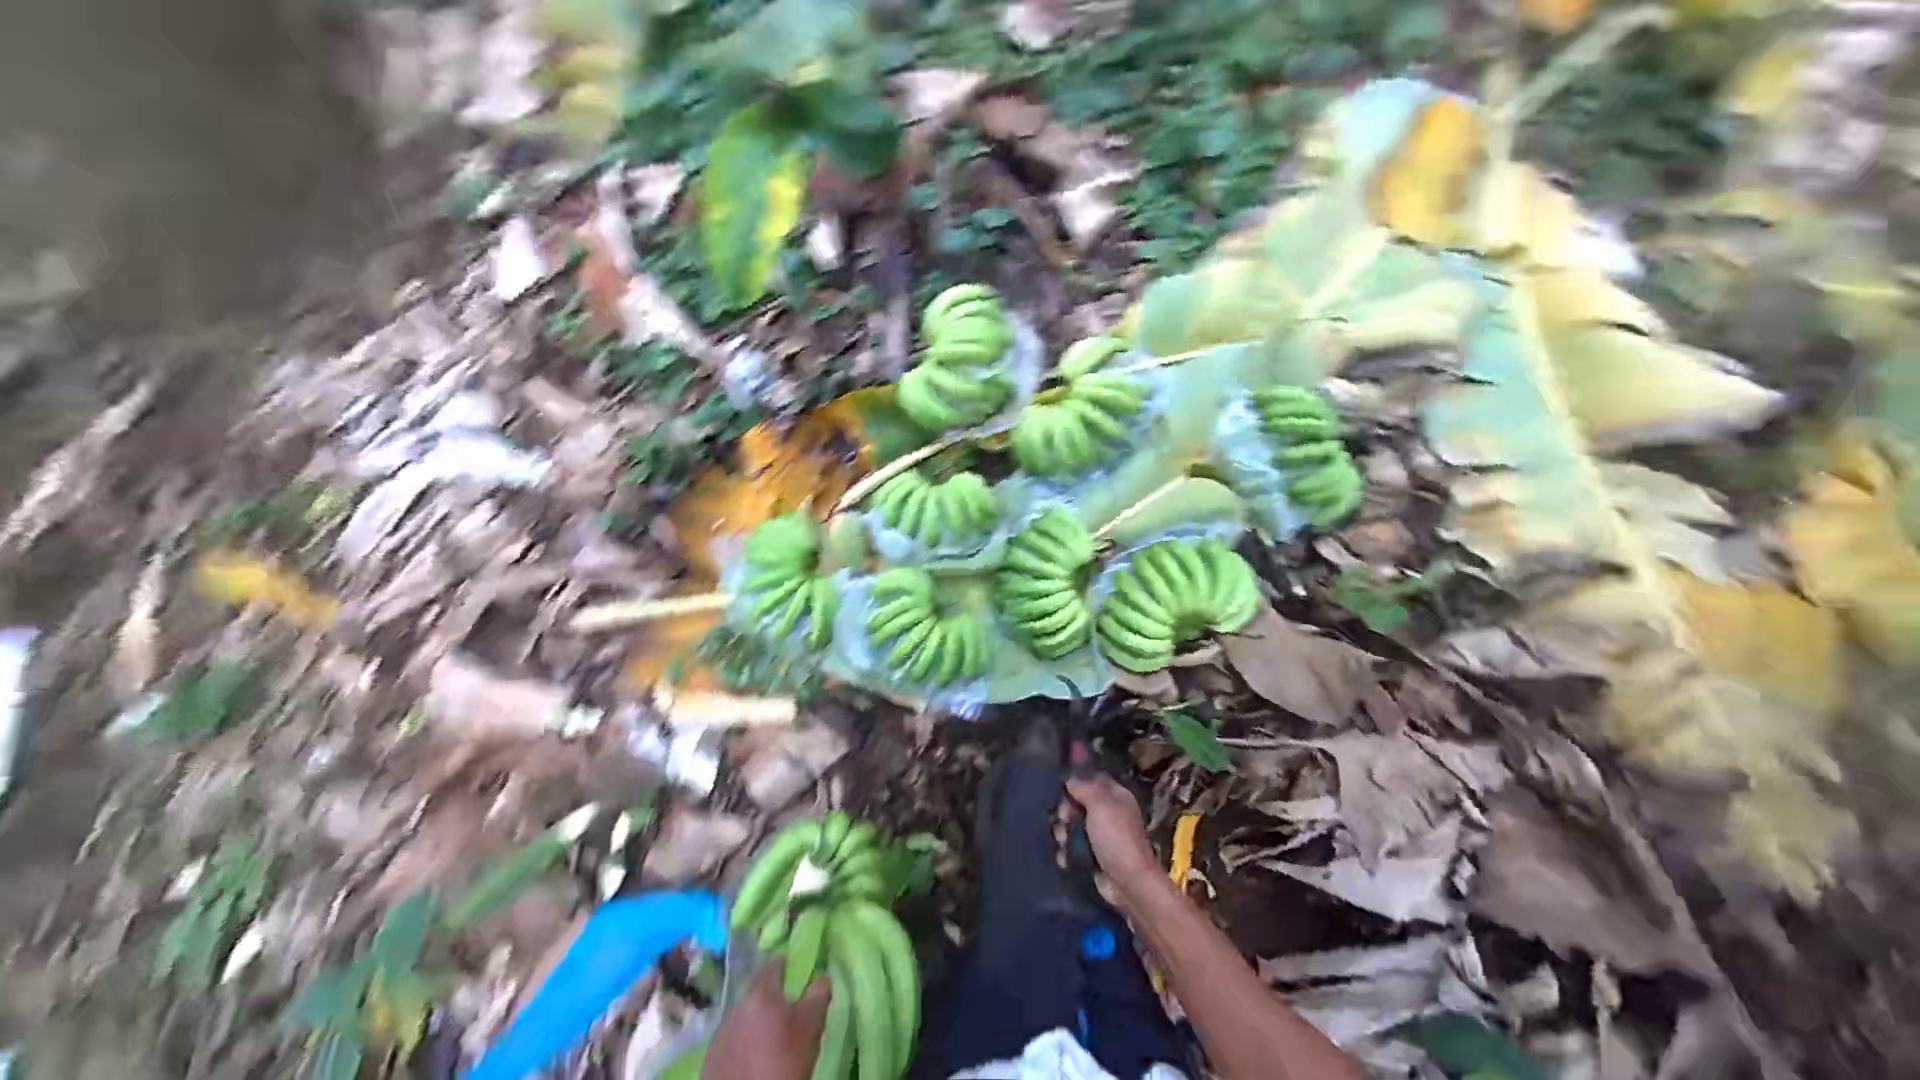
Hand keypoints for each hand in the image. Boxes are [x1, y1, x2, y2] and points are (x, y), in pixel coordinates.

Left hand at [701, 963, 829, 1079]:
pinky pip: (732, 1035)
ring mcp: (721, 1030)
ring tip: (771, 1034)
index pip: (774, 964)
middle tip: (788, 1007)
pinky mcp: (712, 1055)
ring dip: (756, 1016)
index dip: (788, 966)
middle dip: (772, 993)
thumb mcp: (811, 1027)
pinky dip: (744, 1037)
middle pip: (757, 988)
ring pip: (744, 1012)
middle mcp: (737, 1004)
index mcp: (760, 992)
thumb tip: (822, 976)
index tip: (799, 975)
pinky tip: (753, 1052)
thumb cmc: (783, 1062)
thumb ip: (818, 995)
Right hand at [1065, 773, 1159, 888]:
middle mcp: (1109, 812)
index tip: (1061, 788)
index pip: (1093, 778)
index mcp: (1116, 796)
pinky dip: (1066, 849)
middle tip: (1064, 819)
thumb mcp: (1100, 805)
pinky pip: (1072, 844)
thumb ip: (1084, 787)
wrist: (1128, 883)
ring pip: (1072, 824)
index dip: (1076, 780)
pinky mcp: (1092, 854)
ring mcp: (1100, 835)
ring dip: (1063, 832)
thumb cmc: (1116, 838)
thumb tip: (1070, 779)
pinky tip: (1065, 855)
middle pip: (1078, 801)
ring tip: (1062, 841)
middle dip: (1066, 810)